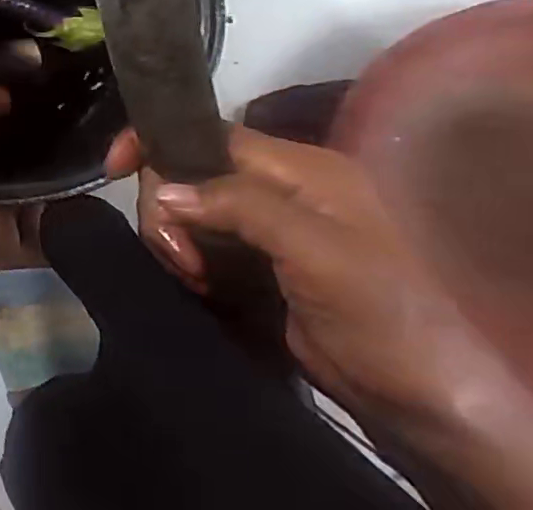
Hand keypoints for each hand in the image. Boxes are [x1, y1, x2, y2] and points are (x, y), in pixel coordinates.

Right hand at [106, 128, 532, 438]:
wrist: (418, 401)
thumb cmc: (380, 315)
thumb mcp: (319, 253)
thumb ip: (240, 207)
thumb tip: (162, 191)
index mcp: (301, 168)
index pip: (205, 131)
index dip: (154, 142)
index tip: (114, 171)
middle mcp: (277, 185)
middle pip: (182, 170)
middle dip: (166, 211)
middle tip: (181, 257)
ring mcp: (261, 222)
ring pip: (177, 204)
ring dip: (171, 239)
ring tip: (195, 276)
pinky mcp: (247, 254)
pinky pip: (188, 236)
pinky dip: (180, 256)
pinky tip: (198, 281)